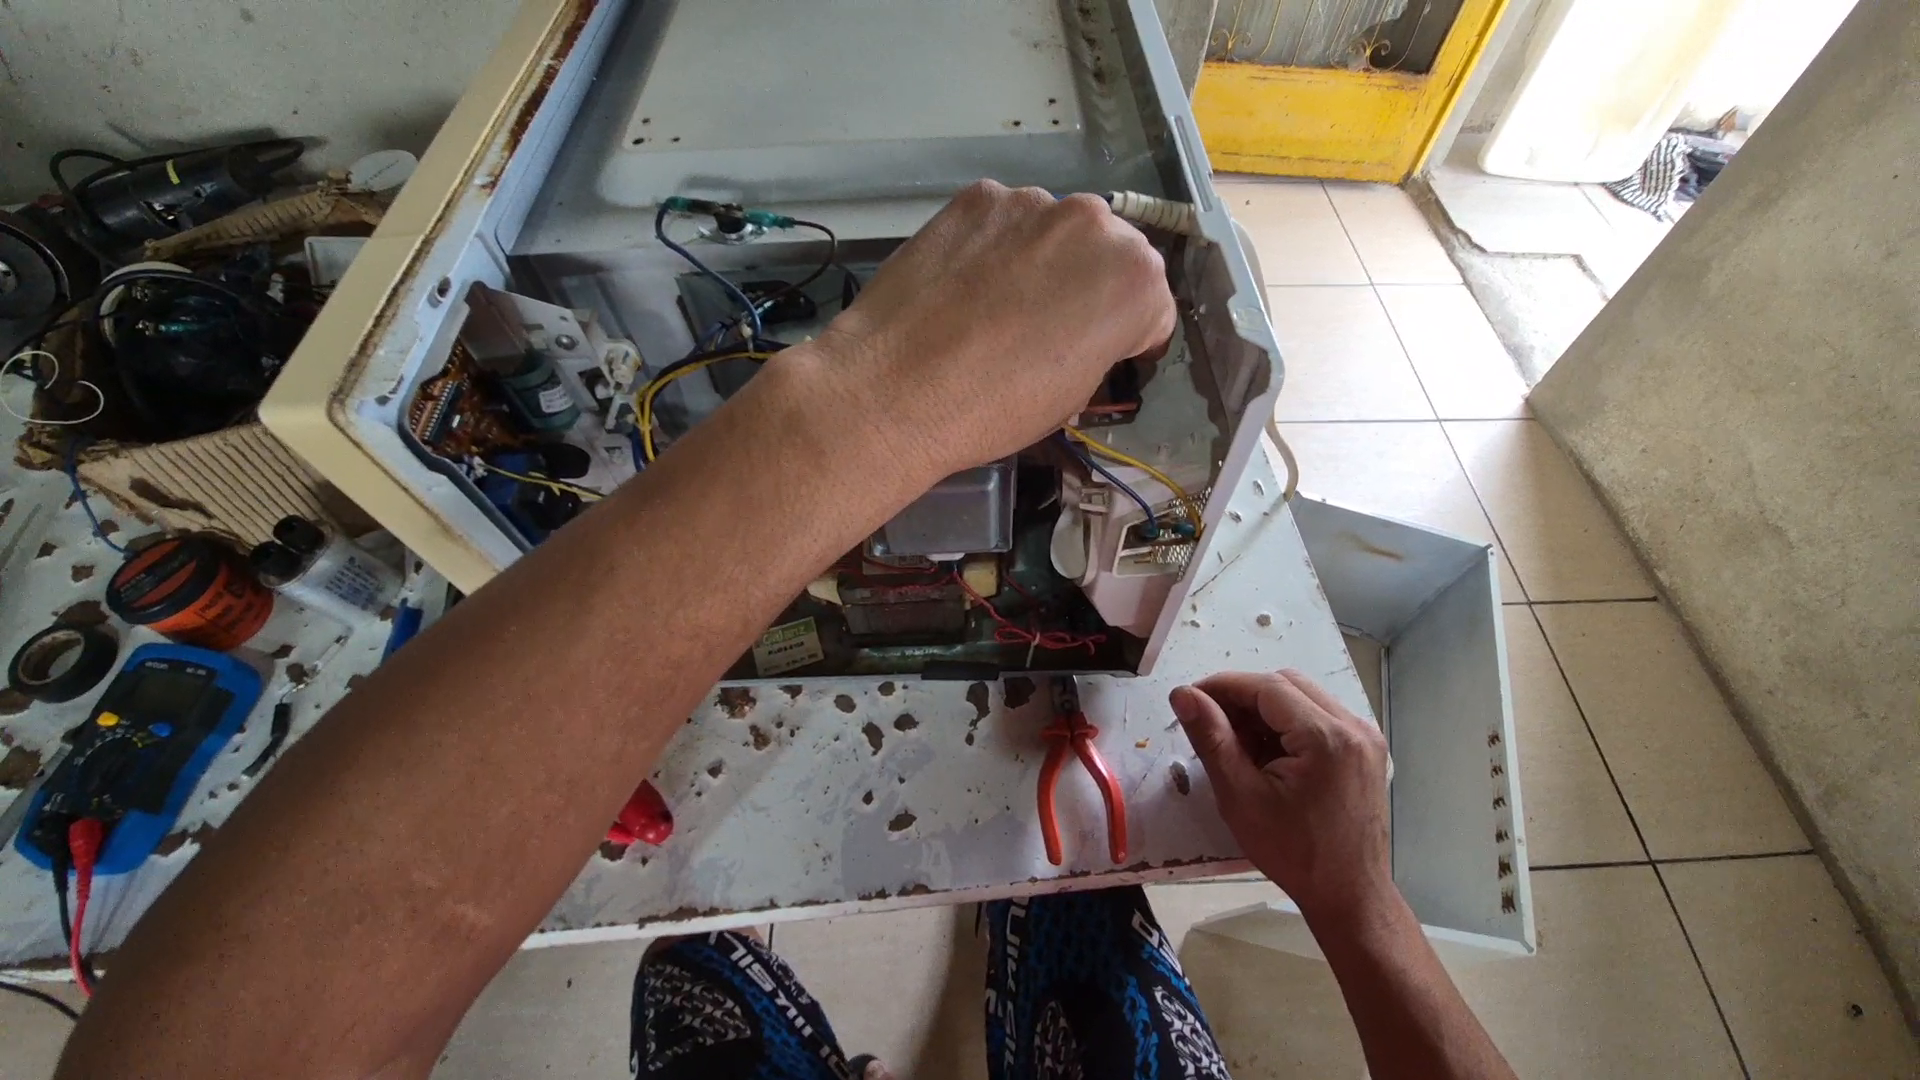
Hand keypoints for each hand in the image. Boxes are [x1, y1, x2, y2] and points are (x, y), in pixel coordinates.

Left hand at [810, 179, 1175, 479]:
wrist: (893, 390)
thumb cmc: (993, 409)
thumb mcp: (1071, 397)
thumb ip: (1098, 347)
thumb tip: (1085, 334)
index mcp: (1136, 281)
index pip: (1153, 309)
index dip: (1127, 339)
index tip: (1100, 355)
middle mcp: (1094, 223)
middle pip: (1108, 257)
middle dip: (1088, 290)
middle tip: (1046, 331)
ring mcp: (1031, 202)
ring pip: (1055, 234)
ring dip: (1042, 263)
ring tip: (996, 308)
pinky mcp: (977, 197)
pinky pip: (1004, 223)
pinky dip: (996, 248)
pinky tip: (965, 286)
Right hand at [1171, 670, 1393, 920]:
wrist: (1349, 896)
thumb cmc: (1292, 852)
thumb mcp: (1240, 795)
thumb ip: (1211, 738)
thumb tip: (1183, 694)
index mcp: (1327, 737)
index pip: (1266, 687)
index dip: (1222, 687)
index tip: (1189, 700)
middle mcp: (1353, 726)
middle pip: (1286, 684)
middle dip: (1243, 696)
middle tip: (1211, 723)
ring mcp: (1364, 737)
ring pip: (1302, 696)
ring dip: (1264, 709)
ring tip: (1237, 742)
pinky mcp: (1364, 749)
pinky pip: (1317, 715)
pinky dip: (1286, 723)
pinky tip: (1266, 752)